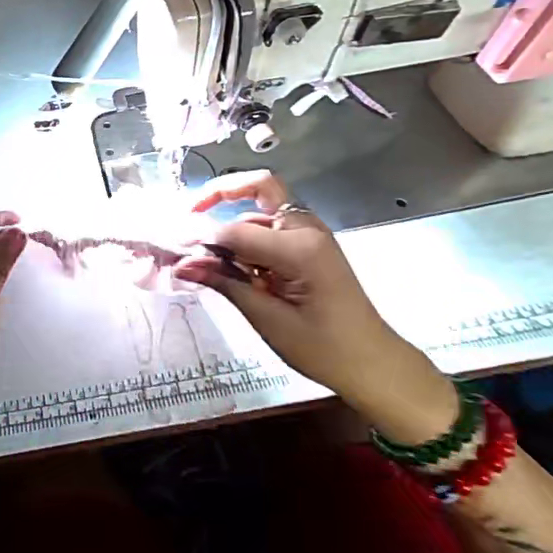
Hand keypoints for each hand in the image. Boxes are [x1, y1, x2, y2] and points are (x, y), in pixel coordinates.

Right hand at [174, 172, 456, 445]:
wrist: (371, 364)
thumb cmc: (323, 348)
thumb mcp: (268, 319)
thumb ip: (226, 284)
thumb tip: (183, 265)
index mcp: (300, 246)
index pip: (238, 229)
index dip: (206, 241)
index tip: (181, 257)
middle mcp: (307, 229)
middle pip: (261, 188)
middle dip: (223, 194)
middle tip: (189, 215)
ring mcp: (312, 236)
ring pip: (265, 210)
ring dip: (236, 225)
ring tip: (209, 259)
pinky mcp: (312, 248)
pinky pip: (275, 231)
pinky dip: (251, 241)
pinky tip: (237, 269)